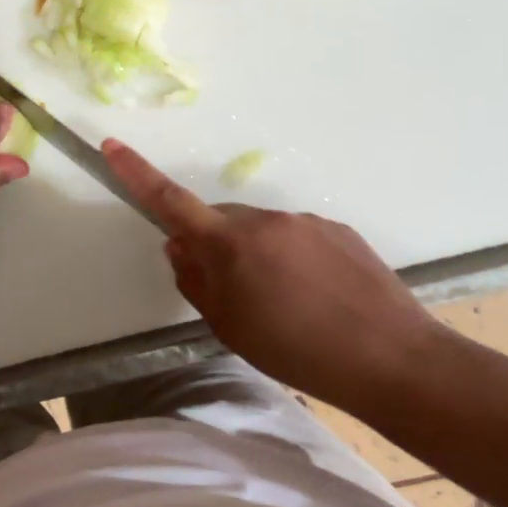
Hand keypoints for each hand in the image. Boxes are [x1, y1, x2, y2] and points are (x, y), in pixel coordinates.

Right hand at [101, 138, 442, 404]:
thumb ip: (194, 280)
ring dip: (257, 255)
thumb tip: (179, 247)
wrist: (396, 361)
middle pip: (219, 220)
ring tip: (284, 304)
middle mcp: (265, 219)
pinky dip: (292, 259)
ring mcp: (306, 221)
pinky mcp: (340, 232)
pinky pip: (296, 237)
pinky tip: (314, 298)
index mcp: (229, 243)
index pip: (169, 200)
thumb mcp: (227, 325)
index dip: (136, 173)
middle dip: (214, 243)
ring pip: (260, 230)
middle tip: (232, 292)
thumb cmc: (296, 350)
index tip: (111, 145)